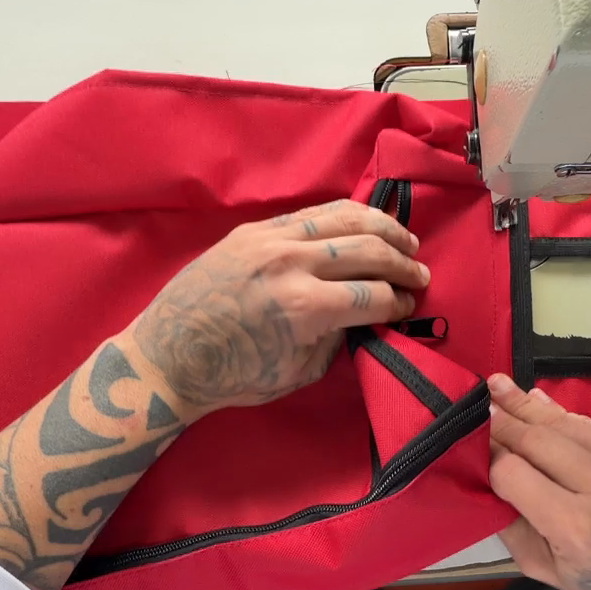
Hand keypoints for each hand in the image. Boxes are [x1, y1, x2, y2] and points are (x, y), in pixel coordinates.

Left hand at [131, 200, 429, 416]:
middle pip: (368, 250)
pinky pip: (312, 213)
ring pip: (344, 217)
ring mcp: (271, 239)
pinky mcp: (255, 229)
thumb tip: (365, 313)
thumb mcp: (299, 371)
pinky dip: (346, 216)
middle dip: (403, 264)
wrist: (170, 355)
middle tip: (420, 275)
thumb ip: (337, 337)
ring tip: (405, 241)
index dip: (400, 302)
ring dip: (384, 228)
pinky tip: (365, 223)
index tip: (410, 306)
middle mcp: (292, 263)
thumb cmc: (234, 376)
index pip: (374, 295)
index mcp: (305, 308)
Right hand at [487, 373, 590, 589]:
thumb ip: (510, 522)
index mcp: (578, 528)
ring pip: (565, 423)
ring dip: (526, 405)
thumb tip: (483, 472)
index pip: (512, 472)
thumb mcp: (546, 568)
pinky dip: (563, 417)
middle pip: (537, 439)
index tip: (468, 444)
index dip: (488, 456)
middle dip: (502, 421)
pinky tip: (537, 401)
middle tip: (472, 405)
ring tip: (497, 386)